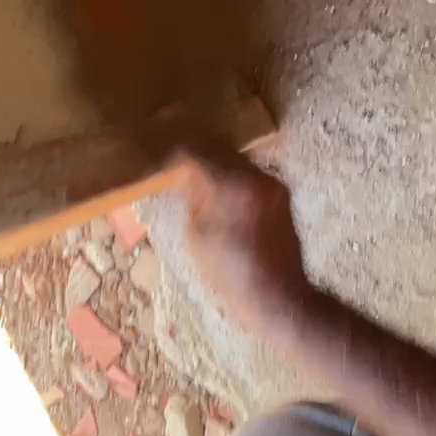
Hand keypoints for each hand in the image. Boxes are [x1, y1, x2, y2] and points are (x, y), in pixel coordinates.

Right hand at [172, 141, 313, 336]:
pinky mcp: (280, 195)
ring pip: (235, 159)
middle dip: (193, 146)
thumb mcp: (197, 234)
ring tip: (190, 165)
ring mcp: (272, 183)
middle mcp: (256, 175)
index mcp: (232, 182)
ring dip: (212, 158)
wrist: (278, 295)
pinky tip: (215, 185)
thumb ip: (192, 196)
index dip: (171, 144)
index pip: (195, 149)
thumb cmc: (230, 272)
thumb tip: (183, 175)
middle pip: (218, 147)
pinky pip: (248, 174)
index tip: (155, 140)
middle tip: (169, 145)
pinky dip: (229, 173)